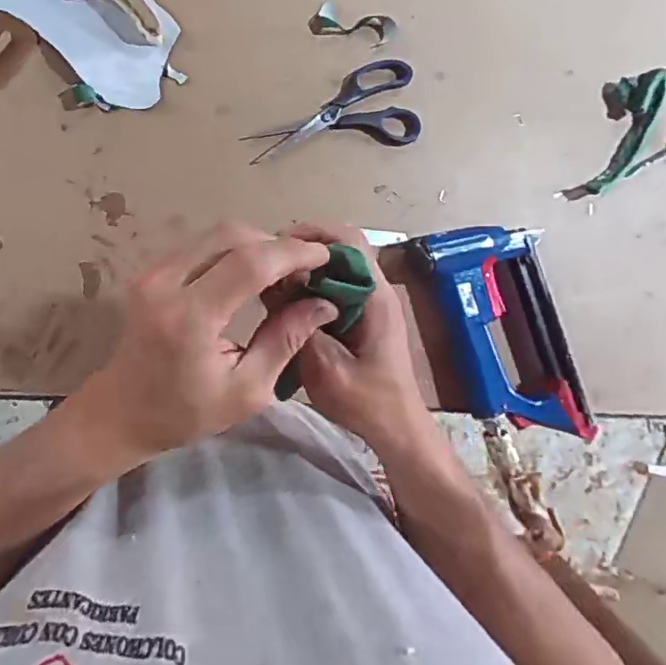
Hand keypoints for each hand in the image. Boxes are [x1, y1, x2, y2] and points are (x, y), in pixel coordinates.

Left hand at [67, 222, 335, 457]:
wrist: (121, 412)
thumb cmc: (185, 412)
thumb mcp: (246, 391)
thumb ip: (284, 340)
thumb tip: (322, 302)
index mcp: (189, 318)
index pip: (248, 264)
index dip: (291, 253)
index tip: (324, 256)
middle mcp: (165, 283)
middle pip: (231, 236)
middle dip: (275, 244)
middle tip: (304, 266)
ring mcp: (152, 272)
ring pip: (215, 234)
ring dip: (254, 243)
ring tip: (282, 269)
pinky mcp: (150, 270)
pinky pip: (199, 244)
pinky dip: (232, 249)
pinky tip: (251, 271)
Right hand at [287, 222, 436, 456]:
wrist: (397, 431)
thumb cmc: (367, 403)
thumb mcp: (327, 369)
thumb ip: (301, 325)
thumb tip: (274, 284)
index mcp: (374, 296)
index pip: (348, 241)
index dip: (313, 234)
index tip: (277, 247)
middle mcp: (375, 289)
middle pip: (341, 245)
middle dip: (304, 247)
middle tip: (268, 262)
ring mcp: (369, 300)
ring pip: (336, 264)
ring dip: (305, 265)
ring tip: (272, 279)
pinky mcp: (360, 313)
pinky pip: (333, 283)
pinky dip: (309, 283)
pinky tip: (286, 300)